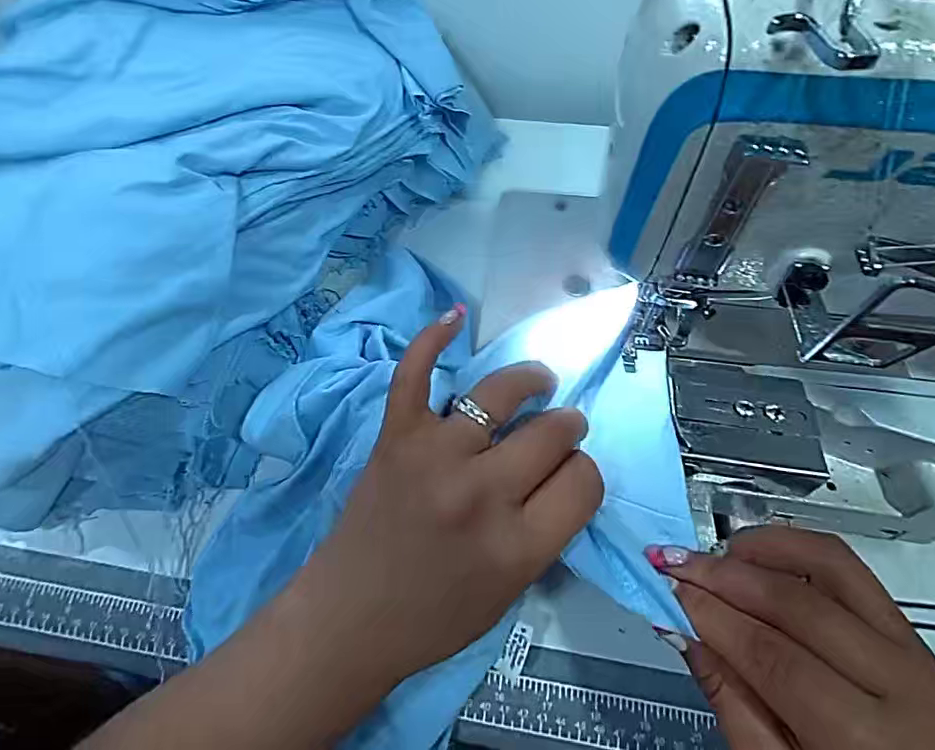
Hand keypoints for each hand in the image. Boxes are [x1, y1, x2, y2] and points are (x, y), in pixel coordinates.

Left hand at [287, 302, 605, 683]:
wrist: (349, 617)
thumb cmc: (436, 615)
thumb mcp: (513, 590)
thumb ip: (549, 528)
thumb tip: (569, 464)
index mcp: (516, 546)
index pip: (584, 481)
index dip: (584, 471)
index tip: (569, 472)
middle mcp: (480, 493)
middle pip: (553, 432)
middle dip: (567, 427)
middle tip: (557, 430)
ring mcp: (434, 455)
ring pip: (504, 392)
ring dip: (531, 381)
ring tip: (539, 383)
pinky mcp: (396, 435)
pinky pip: (416, 373)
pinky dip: (433, 339)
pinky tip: (456, 317)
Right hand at [652, 527, 934, 749]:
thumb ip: (733, 704)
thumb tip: (685, 629)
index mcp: (871, 743)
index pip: (775, 657)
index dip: (713, 615)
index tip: (670, 588)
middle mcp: (906, 690)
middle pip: (799, 605)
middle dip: (727, 577)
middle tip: (678, 564)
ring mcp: (918, 657)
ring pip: (832, 566)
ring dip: (766, 549)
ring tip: (719, 554)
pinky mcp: (914, 638)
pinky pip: (852, 572)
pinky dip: (801, 552)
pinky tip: (763, 557)